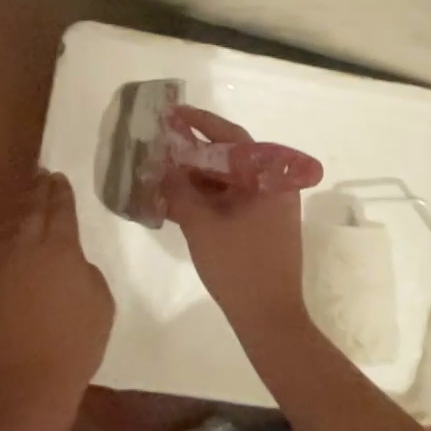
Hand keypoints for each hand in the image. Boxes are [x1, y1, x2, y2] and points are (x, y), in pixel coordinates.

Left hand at [0, 170, 112, 420]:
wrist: (24, 377)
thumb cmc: (74, 342)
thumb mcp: (100, 304)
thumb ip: (87, 273)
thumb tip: (74, 263)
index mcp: (60, 248)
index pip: (61, 210)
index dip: (61, 193)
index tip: (59, 177)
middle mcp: (27, 248)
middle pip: (31, 211)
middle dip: (37, 192)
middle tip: (41, 176)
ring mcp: (2, 266)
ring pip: (12, 228)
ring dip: (21, 211)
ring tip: (27, 200)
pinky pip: (1, 250)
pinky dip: (9, 238)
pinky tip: (13, 239)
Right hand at [162, 107, 307, 327]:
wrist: (268, 318)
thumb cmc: (239, 267)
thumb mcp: (201, 225)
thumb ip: (179, 190)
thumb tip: (160, 166)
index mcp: (268, 178)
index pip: (232, 137)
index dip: (200, 122)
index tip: (172, 113)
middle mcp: (272, 187)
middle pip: (228, 158)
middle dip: (191, 152)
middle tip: (158, 144)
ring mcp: (267, 208)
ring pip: (225, 182)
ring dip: (194, 177)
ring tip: (158, 171)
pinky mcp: (259, 227)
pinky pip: (227, 202)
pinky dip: (203, 199)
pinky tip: (172, 200)